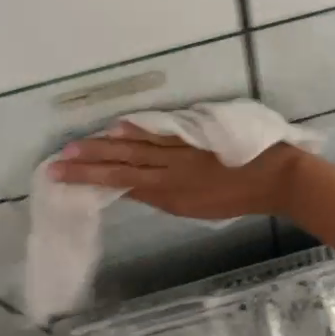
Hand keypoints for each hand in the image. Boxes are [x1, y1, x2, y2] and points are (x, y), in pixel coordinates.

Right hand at [47, 122, 304, 219]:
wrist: (277, 179)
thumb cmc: (238, 197)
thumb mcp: (196, 208)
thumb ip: (165, 196)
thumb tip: (135, 185)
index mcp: (171, 194)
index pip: (122, 184)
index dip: (91, 179)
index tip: (63, 175)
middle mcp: (171, 172)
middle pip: (122, 165)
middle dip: (88, 164)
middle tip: (57, 161)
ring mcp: (183, 152)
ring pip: (137, 148)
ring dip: (105, 146)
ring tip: (77, 145)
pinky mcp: (197, 135)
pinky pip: (162, 133)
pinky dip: (138, 131)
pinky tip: (118, 127)